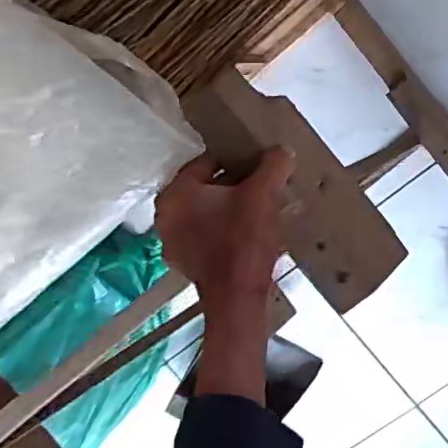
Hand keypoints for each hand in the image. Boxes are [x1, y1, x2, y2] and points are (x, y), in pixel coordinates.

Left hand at [155, 148, 293, 324]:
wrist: (238, 296)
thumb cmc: (244, 239)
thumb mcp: (264, 194)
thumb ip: (273, 165)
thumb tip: (282, 151)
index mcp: (176, 194)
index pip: (209, 161)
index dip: (238, 158)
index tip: (262, 164)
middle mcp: (165, 215)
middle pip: (207, 186)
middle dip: (236, 183)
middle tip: (265, 184)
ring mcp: (173, 241)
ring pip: (208, 210)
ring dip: (232, 206)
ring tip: (262, 207)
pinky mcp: (187, 261)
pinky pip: (208, 232)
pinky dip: (226, 227)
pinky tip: (251, 231)